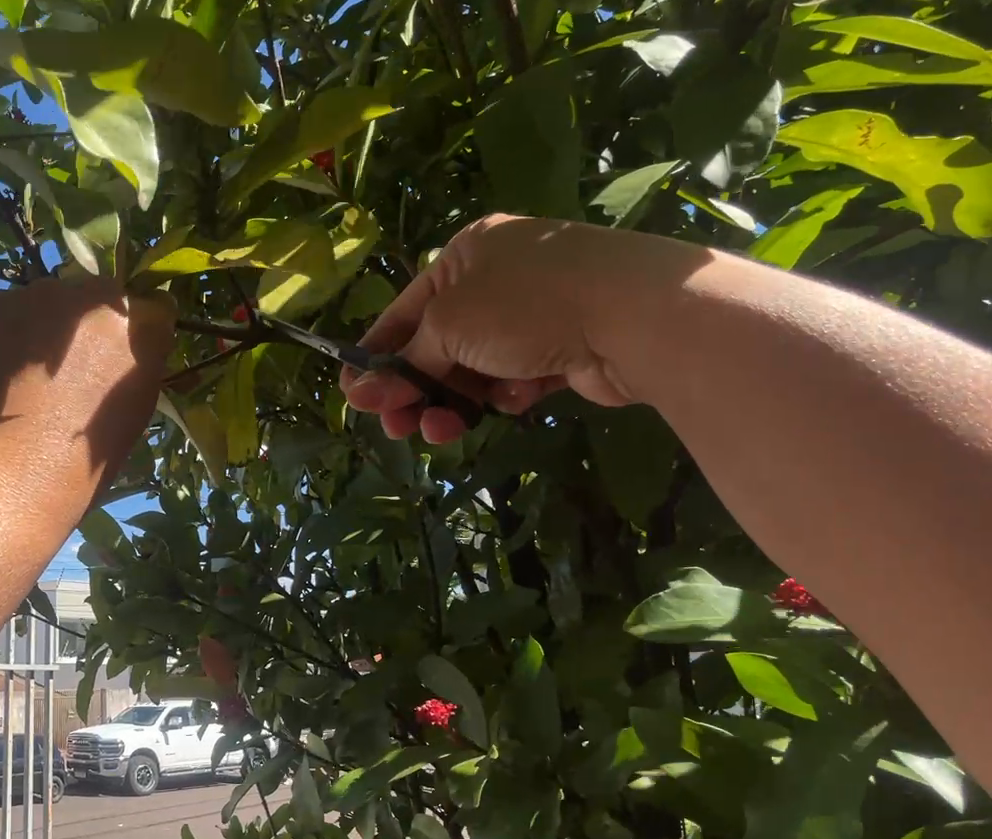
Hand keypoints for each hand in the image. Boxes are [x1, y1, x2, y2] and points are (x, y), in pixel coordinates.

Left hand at [0, 276, 174, 488]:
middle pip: (97, 297)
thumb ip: (137, 363)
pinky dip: (7, 333)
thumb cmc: (84, 458)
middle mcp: (98, 297)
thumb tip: (122, 350)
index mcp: (143, 325)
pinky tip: (3, 372)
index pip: (149, 307)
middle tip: (68, 367)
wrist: (17, 469)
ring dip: (45, 325)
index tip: (113, 356)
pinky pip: (10, 310)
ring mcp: (45, 294)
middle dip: (86, 324)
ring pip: (49, 301)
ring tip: (30, 374)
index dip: (130, 332)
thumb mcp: (135, 409)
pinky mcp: (0, 303)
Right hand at [342, 215, 705, 441]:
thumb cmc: (526, 305)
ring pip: (469, 370)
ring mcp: (529, 314)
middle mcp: (494, 279)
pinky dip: (503, 395)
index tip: (354, 397)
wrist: (636, 315)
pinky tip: (513, 401)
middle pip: (433, 346)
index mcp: (465, 255)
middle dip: (412, 390)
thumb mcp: (447, 327)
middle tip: (394, 427)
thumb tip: (362, 395)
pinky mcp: (559, 347)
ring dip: (450, 403)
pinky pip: (510, 379)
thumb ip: (405, 364)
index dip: (375, 357)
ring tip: (442, 430)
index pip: (402, 313)